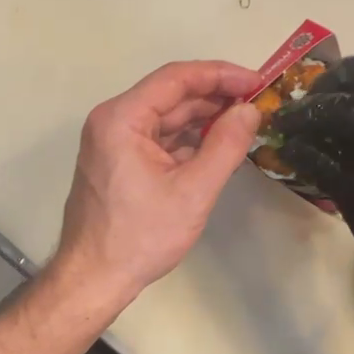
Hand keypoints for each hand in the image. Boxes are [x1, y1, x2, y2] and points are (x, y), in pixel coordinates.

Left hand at [55, 60, 265, 303]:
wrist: (94, 278)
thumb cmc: (141, 236)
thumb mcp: (193, 191)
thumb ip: (225, 146)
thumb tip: (250, 110)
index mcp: (122, 119)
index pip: (176, 78)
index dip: (220, 75)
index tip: (257, 81)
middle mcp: (112, 122)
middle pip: (171, 96)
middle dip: (215, 98)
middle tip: (258, 104)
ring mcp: (113, 143)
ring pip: (166, 119)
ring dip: (204, 121)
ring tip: (245, 125)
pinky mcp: (118, 163)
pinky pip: (158, 141)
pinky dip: (188, 142)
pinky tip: (217, 149)